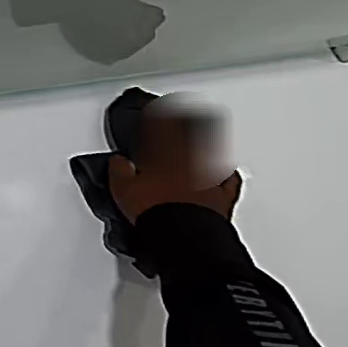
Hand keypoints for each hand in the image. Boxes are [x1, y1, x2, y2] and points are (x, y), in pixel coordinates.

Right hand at [107, 107, 241, 221]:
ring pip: (208, 154)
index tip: (156, 110)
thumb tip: (118, 161)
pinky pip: (229, 181)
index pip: (160, 131)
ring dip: (206, 143)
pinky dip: (229, 174)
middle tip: (183, 115)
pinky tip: (229, 170)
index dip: (158, 118)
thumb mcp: (122, 188)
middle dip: (184, 125)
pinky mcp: (222, 199)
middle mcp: (187, 165)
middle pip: (187, 138)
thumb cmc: (154, 211)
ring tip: (205, 133)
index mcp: (162, 159)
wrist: (183, 236)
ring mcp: (207, 181)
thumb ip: (119, 170)